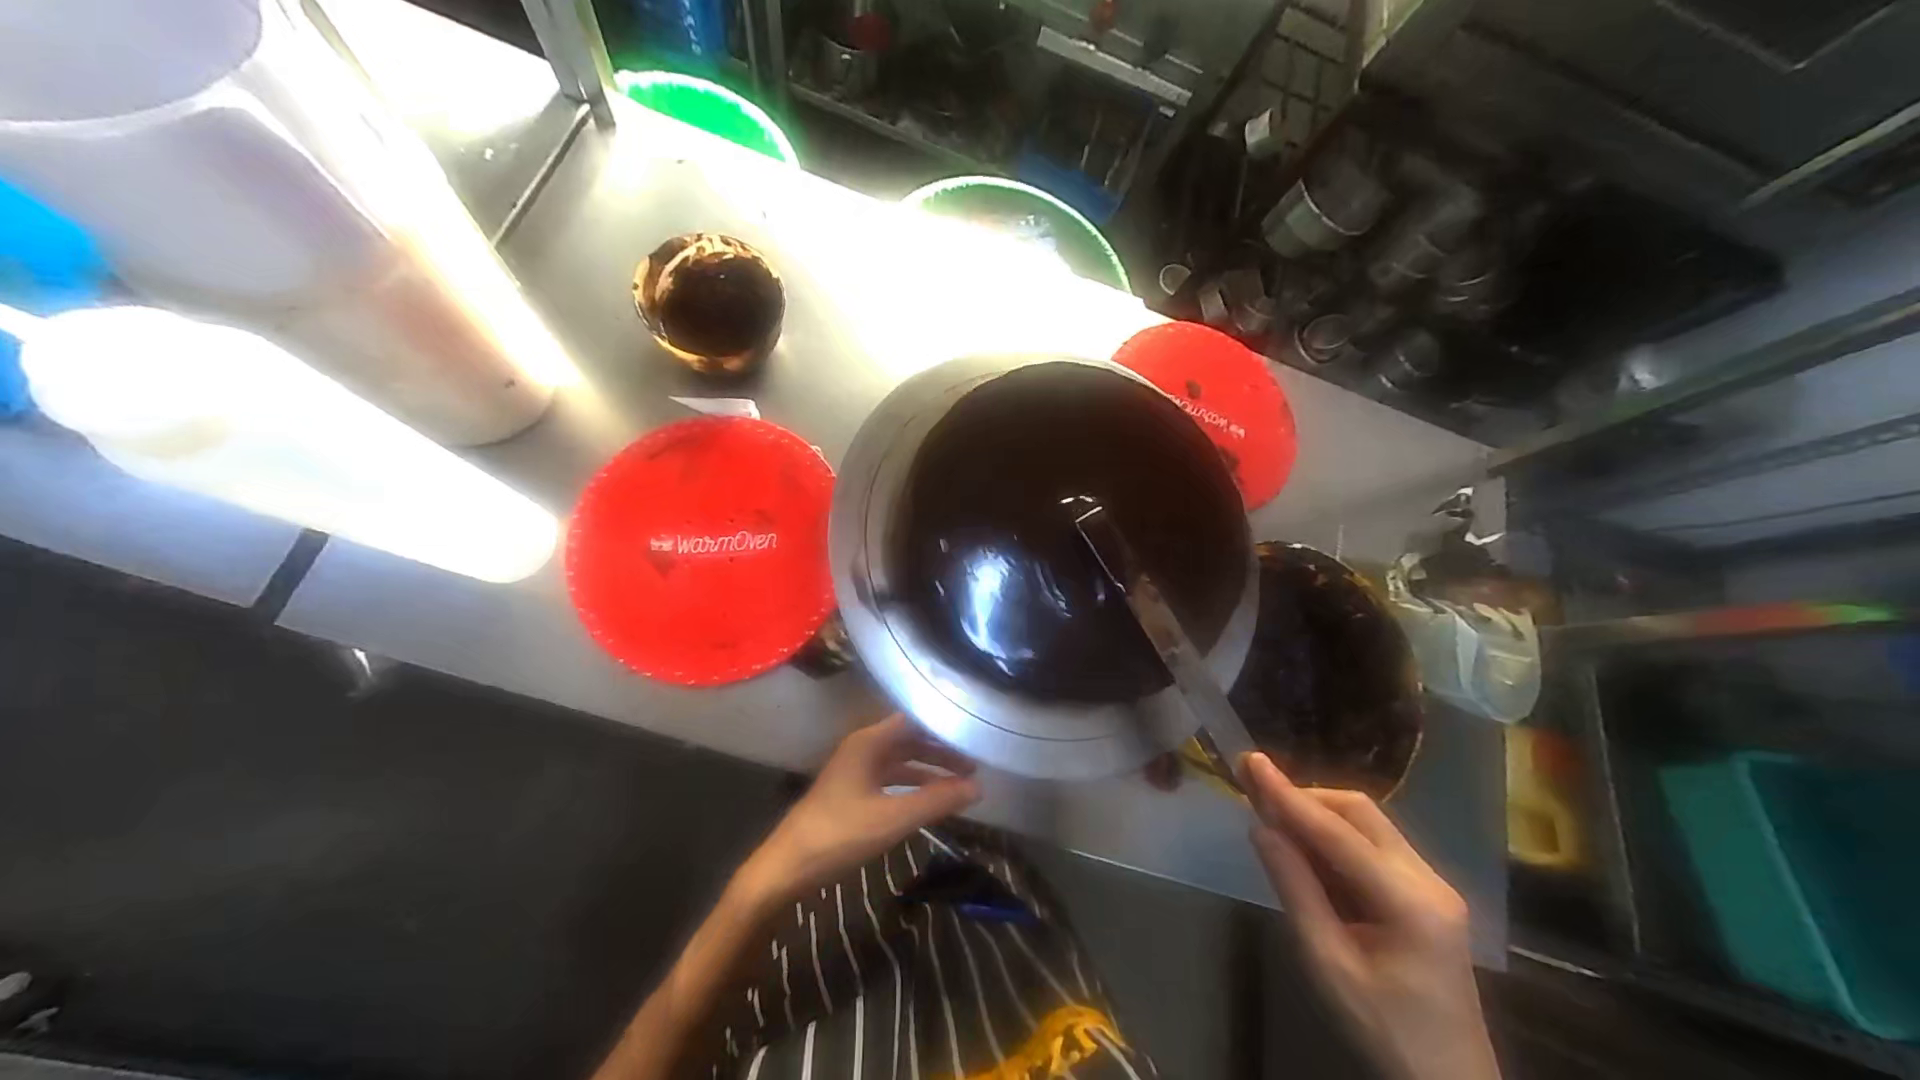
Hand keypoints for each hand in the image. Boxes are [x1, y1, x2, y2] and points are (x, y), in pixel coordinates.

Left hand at [743, 714, 980, 902]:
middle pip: (909, 740)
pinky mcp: (851, 793)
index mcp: (868, 741)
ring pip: (901, 761)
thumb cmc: (839, 834)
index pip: (915, 719)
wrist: (786, 868)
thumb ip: (936, 800)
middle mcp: (862, 748)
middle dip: (941, 750)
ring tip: (961, 783)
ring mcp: (855, 771)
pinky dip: (913, 786)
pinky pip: (890, 780)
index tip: (974, 732)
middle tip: (975, 763)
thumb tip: (979, 787)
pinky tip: (929, 801)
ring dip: (928, 770)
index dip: (944, 725)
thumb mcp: (893, 818)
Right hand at [1241, 753, 1499, 1079]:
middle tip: (1255, 789)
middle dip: (1305, 797)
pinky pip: (1372, 847)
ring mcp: (1432, 886)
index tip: (1251, 761)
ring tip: (1270, 815)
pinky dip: (1332, 838)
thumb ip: (1296, 890)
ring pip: (1366, 825)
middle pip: (1359, 814)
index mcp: (1411, 902)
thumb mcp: (1328, 964)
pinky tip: (1303, 847)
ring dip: (1317, 815)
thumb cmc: (1384, 1030)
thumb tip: (1261, 829)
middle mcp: (1428, 880)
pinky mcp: (1425, 895)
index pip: (1337, 833)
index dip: (1289, 795)